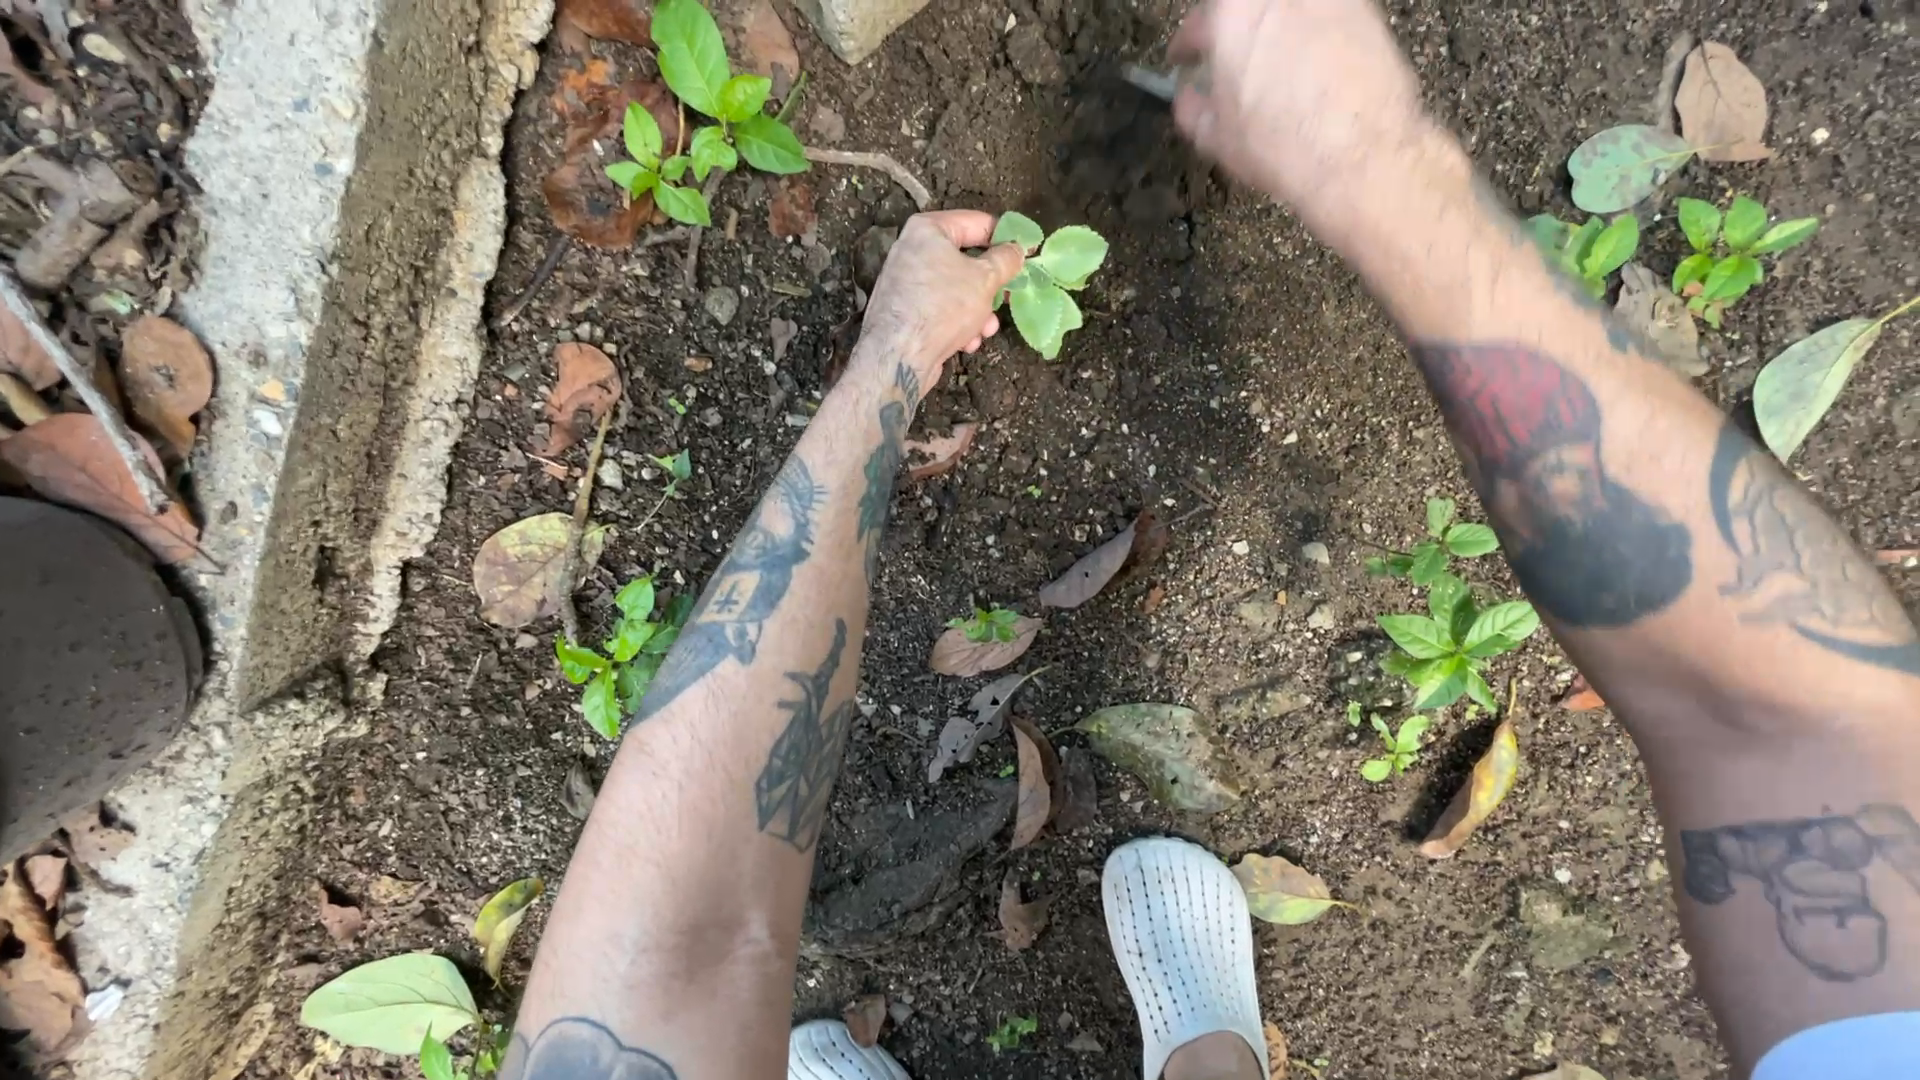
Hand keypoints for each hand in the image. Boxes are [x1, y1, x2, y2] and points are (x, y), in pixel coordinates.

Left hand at [856, 211, 1023, 394]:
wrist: (898, 356)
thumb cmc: (943, 307)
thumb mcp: (985, 279)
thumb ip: (1006, 260)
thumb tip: (1017, 250)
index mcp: (927, 230)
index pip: (976, 223)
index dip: (1005, 237)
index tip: (1026, 252)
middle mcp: (912, 251)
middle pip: (965, 261)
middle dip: (989, 285)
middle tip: (1008, 296)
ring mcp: (906, 284)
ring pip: (955, 290)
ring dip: (977, 311)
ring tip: (986, 329)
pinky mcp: (905, 313)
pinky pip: (940, 310)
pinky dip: (957, 324)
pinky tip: (967, 342)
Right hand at [1169, 0, 1437, 239]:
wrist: (1355, 152)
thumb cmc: (1282, 144)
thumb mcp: (1216, 138)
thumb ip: (1191, 108)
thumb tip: (1188, 98)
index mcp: (1232, 14)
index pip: (1198, 21)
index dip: (1187, 44)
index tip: (1184, 57)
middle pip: (1246, 9)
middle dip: (1234, 32)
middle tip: (1230, 60)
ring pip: (1288, 13)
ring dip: (1274, 32)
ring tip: (1273, 67)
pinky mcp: (1362, 8)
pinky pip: (1324, 17)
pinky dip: (1312, 37)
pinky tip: (1311, 71)